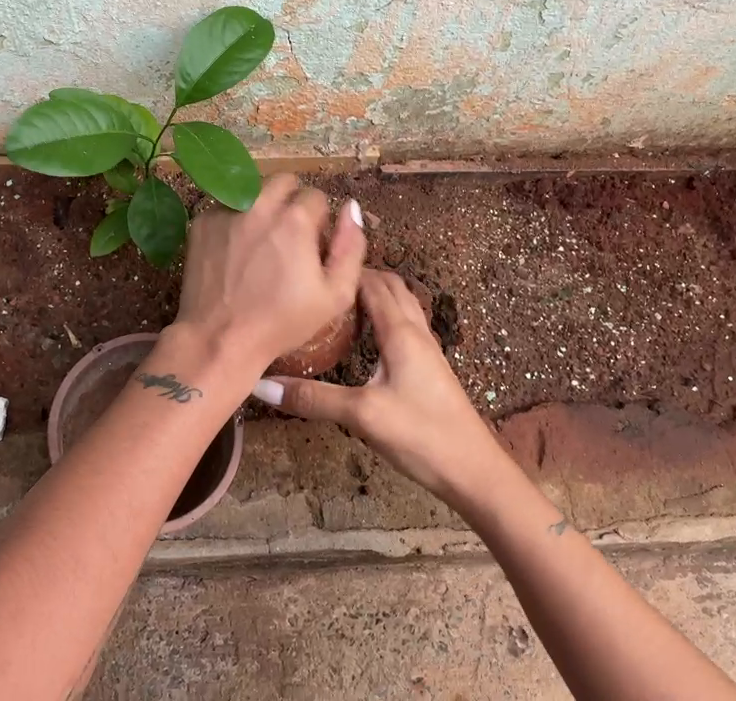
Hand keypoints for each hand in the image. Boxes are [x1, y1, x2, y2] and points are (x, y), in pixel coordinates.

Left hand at [165, 173, 365, 374]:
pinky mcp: (202, 223)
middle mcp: (259, 205)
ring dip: (262, 206)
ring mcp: (226, 211)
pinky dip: (235, 220)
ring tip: (261, 241)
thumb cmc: (282, 322)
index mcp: (295, 220)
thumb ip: (350, 246)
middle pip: (283, 181)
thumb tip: (351, 208)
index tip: (311, 244)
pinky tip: (235, 251)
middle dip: (291, 201)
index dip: (319, 220)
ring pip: (252, 190)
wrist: (220, 338)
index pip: (316, 196)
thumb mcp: (335, 295)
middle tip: (288, 235)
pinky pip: (225, 207)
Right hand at [255, 270, 507, 505]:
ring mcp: (427, 351)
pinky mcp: (430, 369)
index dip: (346, 268)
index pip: (372, 283)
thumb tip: (261, 385)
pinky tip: (365, 339)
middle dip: (360, 276)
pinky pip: (405, 327)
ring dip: (375, 295)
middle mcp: (416, 333)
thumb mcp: (361, 415)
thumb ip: (313, 399)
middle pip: (391, 287)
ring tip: (339, 302)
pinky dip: (384, 317)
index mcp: (400, 333)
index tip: (313, 262)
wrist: (474, 472)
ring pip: (401, 306)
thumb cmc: (421, 435)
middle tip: (323, 281)